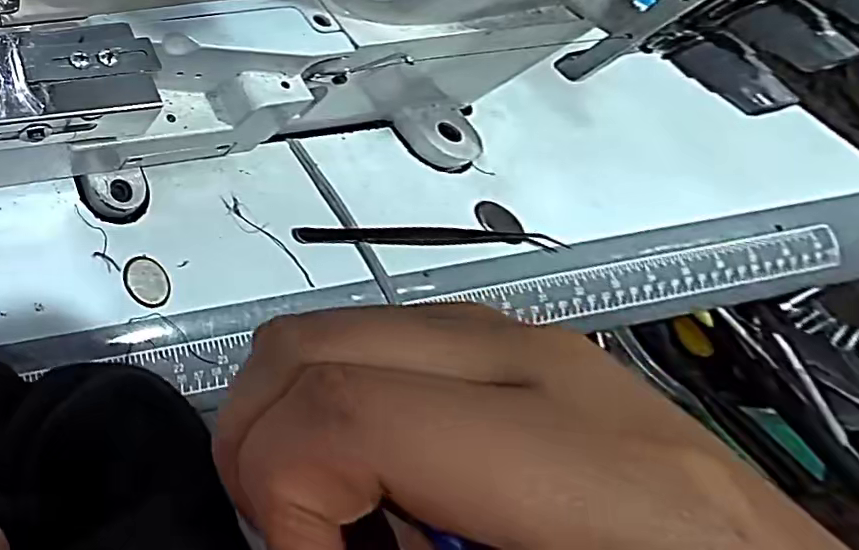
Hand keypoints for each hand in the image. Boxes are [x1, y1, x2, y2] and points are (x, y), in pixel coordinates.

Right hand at [213, 304, 843, 549]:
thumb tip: (288, 542)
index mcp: (599, 466)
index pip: (351, 413)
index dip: (282, 488)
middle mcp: (547, 366)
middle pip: (309, 347)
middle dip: (259, 439)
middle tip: (281, 530)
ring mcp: (517, 337)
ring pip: (321, 329)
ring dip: (287, 417)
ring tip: (330, 509)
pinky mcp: (498, 341)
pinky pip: (362, 340)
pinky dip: (327, 401)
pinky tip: (376, 478)